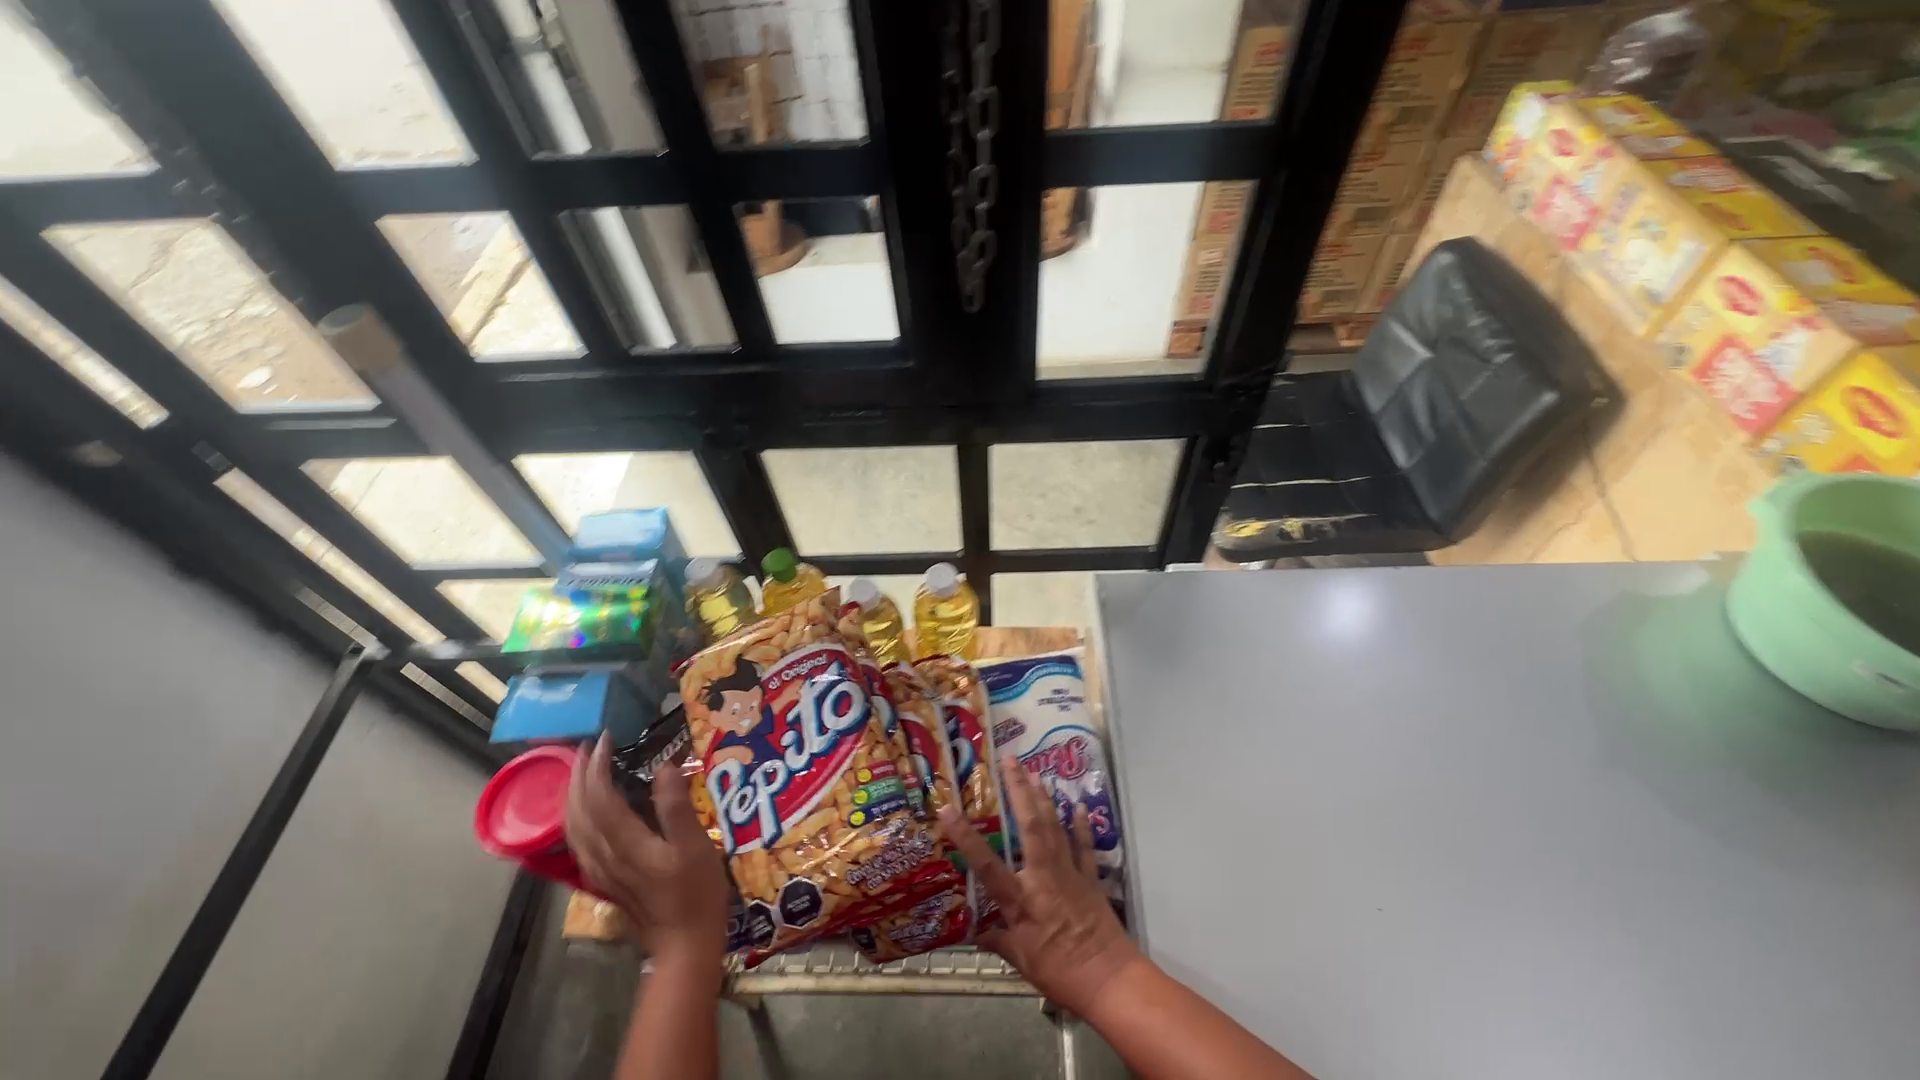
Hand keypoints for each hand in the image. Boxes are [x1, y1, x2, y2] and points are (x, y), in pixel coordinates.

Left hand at [565, 734, 729, 965]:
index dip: (598, 765)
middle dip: (581, 774)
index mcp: (624, 842)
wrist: (682, 946)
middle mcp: (603, 854)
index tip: (606, 738)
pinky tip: (588, 812)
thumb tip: (664, 767)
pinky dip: (577, 817)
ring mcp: (600, 870)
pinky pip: (579, 840)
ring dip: (575, 793)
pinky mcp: (604, 880)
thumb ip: (675, 806)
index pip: (599, 795)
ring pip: (573, 825)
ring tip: (586, 771)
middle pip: (578, 808)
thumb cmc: (696, 894)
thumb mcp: (695, 848)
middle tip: (592, 746)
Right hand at [938, 756, 1142, 1015]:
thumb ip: (996, 940)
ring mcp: (1070, 873)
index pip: (986, 863)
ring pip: (1056, 826)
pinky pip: (1085, 846)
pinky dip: (1082, 825)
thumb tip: (972, 932)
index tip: (947, 808)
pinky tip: (1078, 805)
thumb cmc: (1059, 973)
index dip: (965, 836)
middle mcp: (1044, 876)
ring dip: (1044, 797)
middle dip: (1019, 790)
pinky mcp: (1091, 879)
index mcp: (1021, 898)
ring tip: (1034, 770)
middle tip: (1010, 760)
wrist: (1109, 979)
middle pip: (1030, 825)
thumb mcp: (1020, 961)